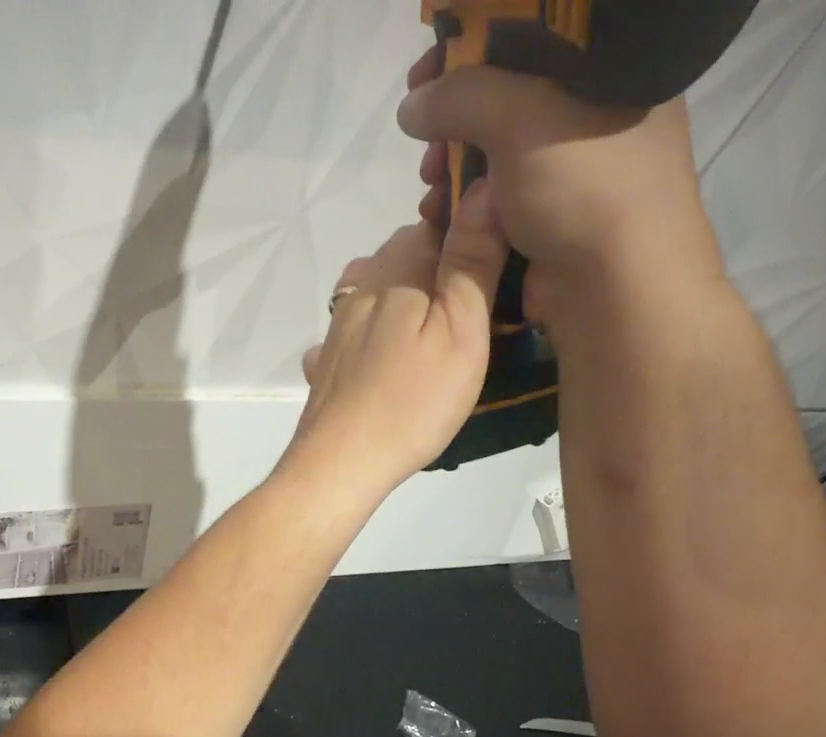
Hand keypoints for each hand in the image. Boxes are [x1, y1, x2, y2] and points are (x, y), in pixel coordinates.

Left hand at [282, 184, 509, 494]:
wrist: (340, 462)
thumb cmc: (412, 399)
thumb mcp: (461, 327)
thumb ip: (472, 258)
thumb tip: (482, 185)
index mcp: (396, 268)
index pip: (437, 220)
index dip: (470, 234)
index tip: (498, 266)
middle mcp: (359, 285)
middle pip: (405, 255)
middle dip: (438, 269)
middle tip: (478, 310)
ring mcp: (336, 325)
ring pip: (376, 290)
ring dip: (405, 299)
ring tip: (436, 335)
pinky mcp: (327, 361)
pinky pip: (354, 332)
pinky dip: (374, 336)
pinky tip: (388, 361)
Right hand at [398, 50, 725, 318]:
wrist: (615, 286)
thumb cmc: (584, 184)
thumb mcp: (522, 116)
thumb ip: (459, 97)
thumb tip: (411, 107)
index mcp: (610, 71)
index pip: (531, 39)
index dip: (473, 45)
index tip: (429, 69)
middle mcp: (591, 115)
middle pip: (501, 97)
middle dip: (451, 117)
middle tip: (425, 137)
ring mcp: (565, 171)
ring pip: (489, 151)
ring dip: (448, 165)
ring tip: (430, 185)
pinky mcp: (542, 217)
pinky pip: (488, 195)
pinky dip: (458, 201)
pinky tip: (438, 212)